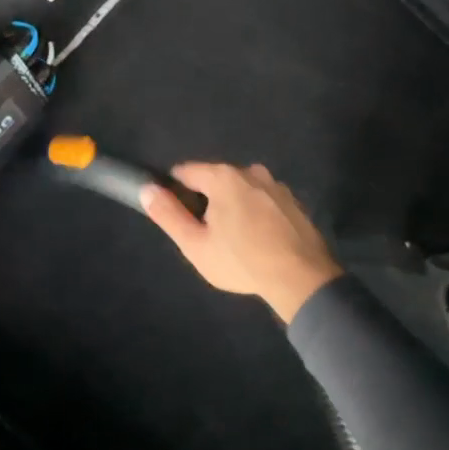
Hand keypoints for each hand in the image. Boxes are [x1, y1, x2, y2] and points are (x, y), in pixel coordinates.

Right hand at [143, 163, 343, 322]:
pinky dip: (257, 214)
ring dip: (234, 207)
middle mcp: (250, 171)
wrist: (302, 278)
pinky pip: (264, 201)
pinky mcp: (293, 201)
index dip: (175, 192)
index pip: (186, 172)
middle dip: (207, 201)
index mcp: (223, 177)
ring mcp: (275, 185)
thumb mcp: (195, 244)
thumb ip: (168, 215)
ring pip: (242, 190)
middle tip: (208, 235)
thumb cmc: (242, 261)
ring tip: (235, 242)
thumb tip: (146, 189)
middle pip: (215, 180)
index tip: (180, 217)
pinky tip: (259, 241)